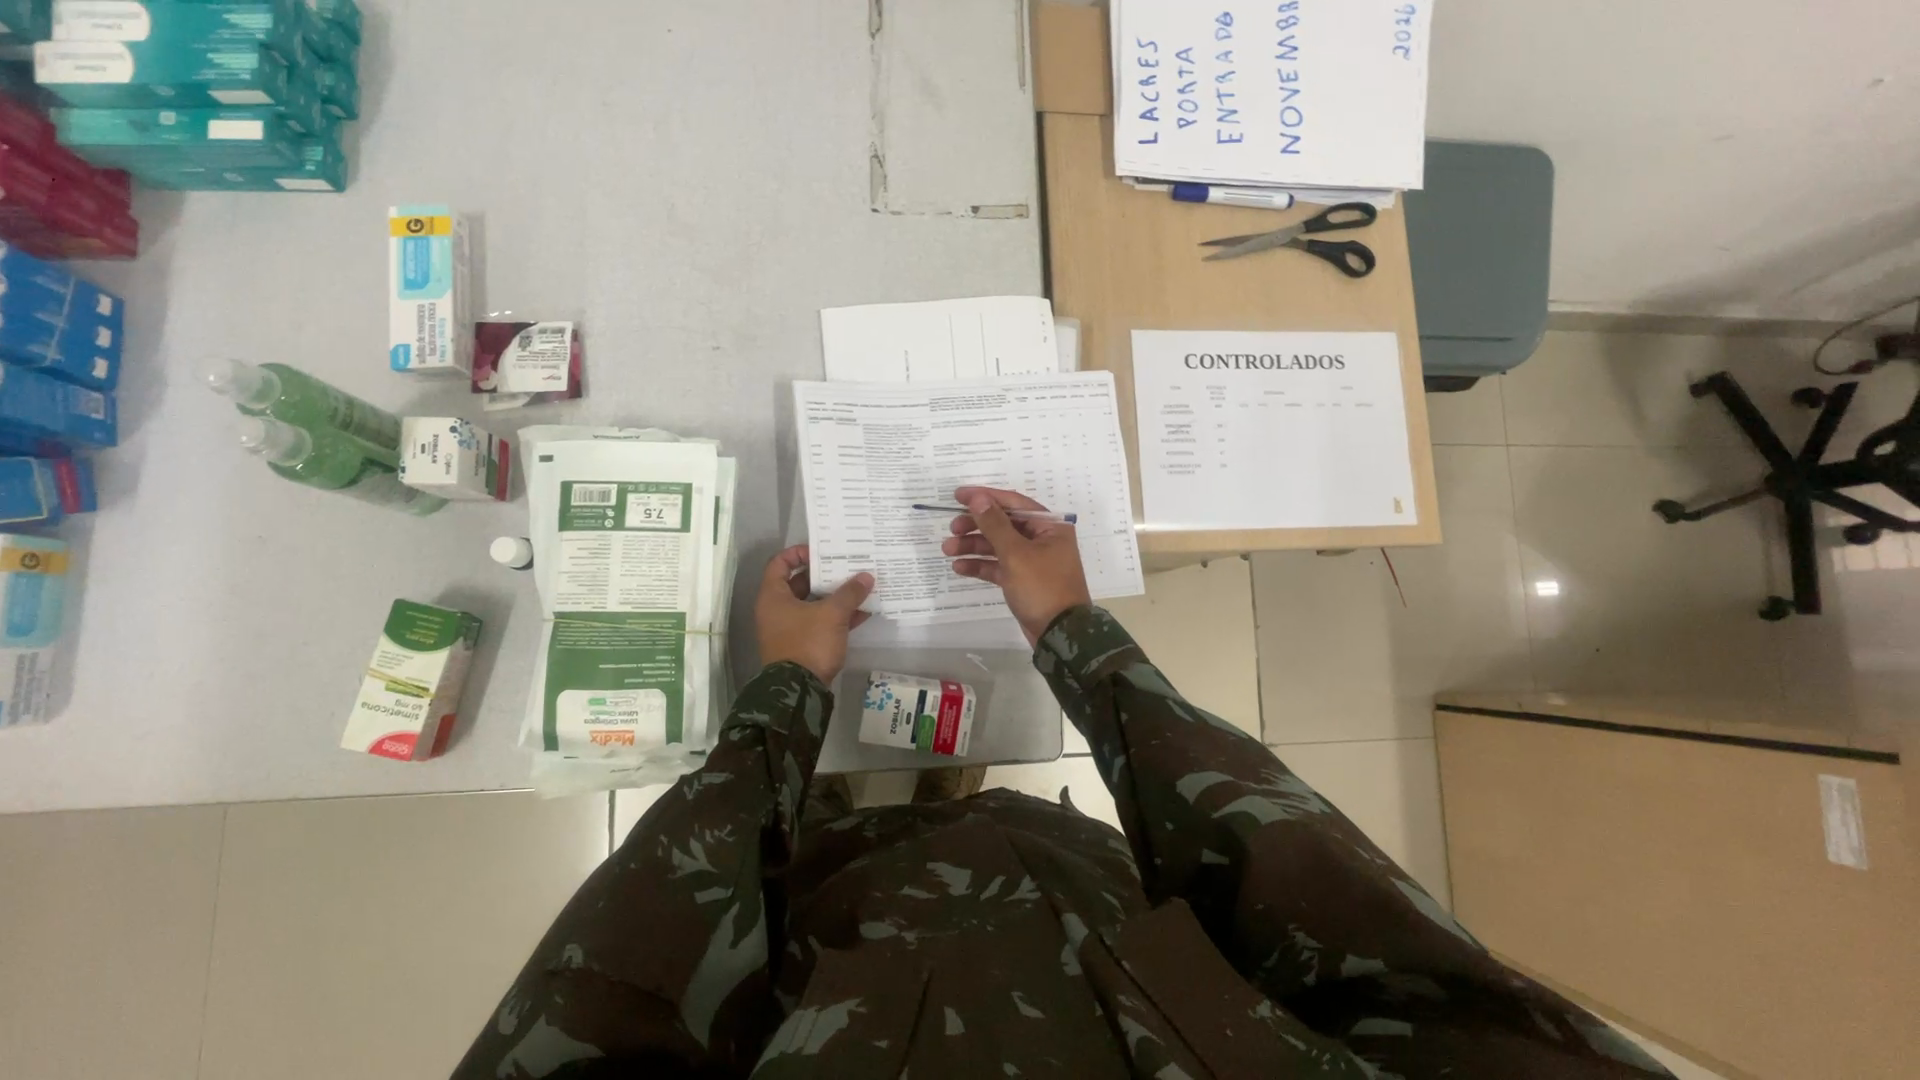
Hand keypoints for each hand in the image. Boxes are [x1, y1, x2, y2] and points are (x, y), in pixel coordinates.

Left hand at [755, 545, 872, 683]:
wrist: (799, 690)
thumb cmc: (808, 643)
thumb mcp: (832, 614)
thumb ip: (849, 593)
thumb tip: (866, 576)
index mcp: (774, 596)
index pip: (780, 563)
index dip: (800, 553)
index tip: (823, 552)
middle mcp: (777, 610)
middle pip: (800, 583)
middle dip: (825, 575)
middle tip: (847, 566)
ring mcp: (788, 628)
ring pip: (813, 604)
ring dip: (835, 597)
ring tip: (860, 588)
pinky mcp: (801, 645)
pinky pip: (820, 623)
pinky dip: (837, 617)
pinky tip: (862, 613)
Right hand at [942, 486, 1092, 645]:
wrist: (1060, 634)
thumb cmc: (1042, 587)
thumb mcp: (1016, 554)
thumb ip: (995, 524)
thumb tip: (977, 497)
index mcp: (1049, 526)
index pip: (1012, 503)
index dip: (984, 497)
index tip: (956, 496)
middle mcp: (1042, 538)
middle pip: (1003, 524)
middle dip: (975, 525)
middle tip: (951, 529)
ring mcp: (1031, 560)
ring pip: (997, 545)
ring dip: (973, 546)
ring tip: (947, 550)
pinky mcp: (1022, 580)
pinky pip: (998, 566)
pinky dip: (980, 565)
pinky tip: (959, 568)